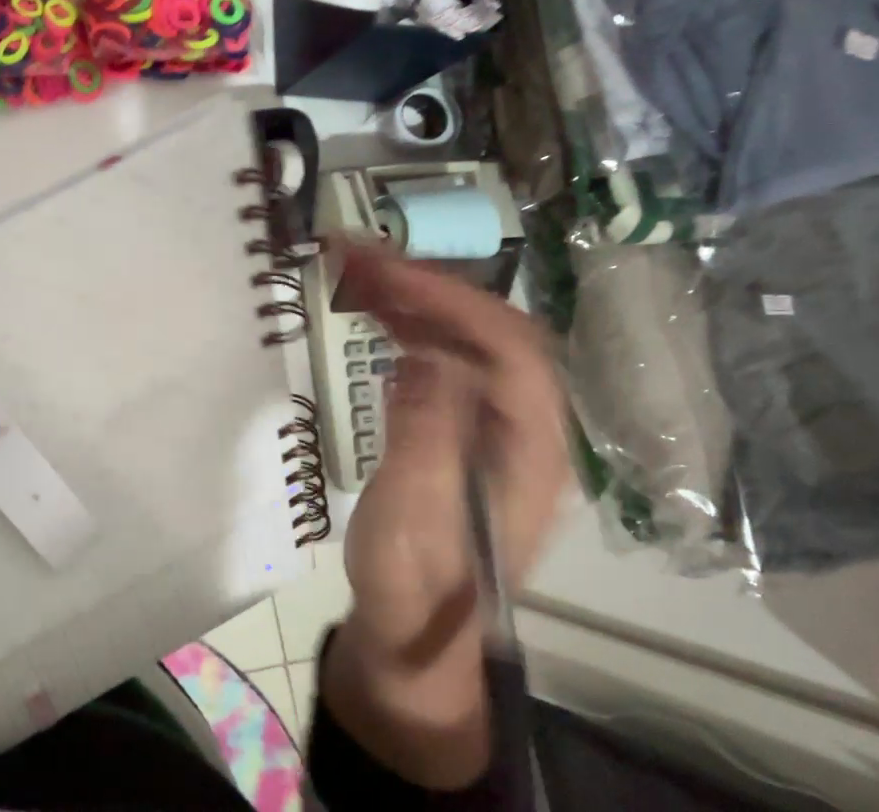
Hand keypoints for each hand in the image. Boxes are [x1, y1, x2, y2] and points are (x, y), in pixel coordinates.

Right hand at [323, 243, 569, 788]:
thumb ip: (425, 438)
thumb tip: (423, 359)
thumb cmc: (416, 579)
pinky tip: (371, 316)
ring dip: (412, 298)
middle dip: (425, 283)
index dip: (448, 298)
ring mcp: (493, 425)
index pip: (506, 346)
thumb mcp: (415, 513)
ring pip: (465, 340)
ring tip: (349, 270)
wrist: (417, 626)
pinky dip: (406, 327)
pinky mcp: (462, 429)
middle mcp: (522, 424)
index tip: (380, 268)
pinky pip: (442, 360)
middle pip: (488, 332)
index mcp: (529, 444)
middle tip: (351, 253)